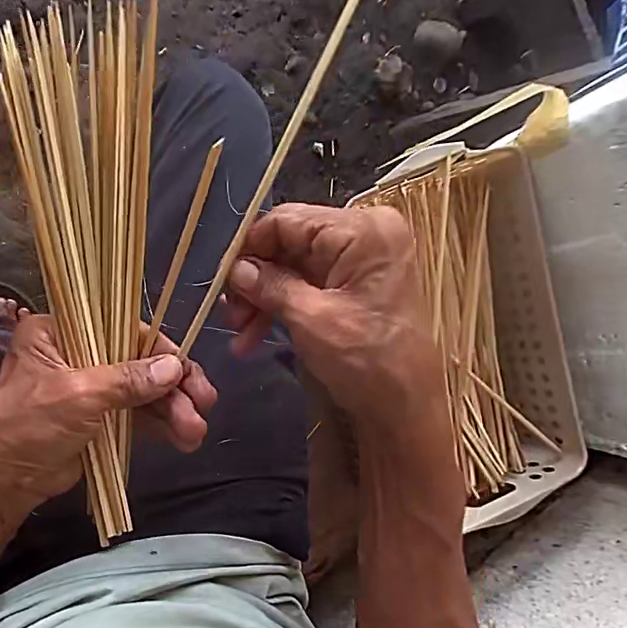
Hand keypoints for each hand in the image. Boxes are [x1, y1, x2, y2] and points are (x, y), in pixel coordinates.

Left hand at [0, 313, 217, 516]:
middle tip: (204, 404)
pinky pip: (139, 414)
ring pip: (145, 390)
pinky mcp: (102, 416)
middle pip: (140, 360)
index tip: (185, 370)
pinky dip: (162, 425)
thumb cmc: (27, 427)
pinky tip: (184, 439)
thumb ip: (127, 380)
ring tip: (195, 433)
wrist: (4, 483)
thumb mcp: (77, 396)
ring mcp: (93, 386)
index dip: (159, 348)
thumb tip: (174, 368)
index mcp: (61, 331)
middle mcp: (79, 351)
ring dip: (173, 410)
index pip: (121, 328)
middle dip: (174, 386)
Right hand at [224, 202, 442, 425]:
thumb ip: (270, 285)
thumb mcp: (311, 320)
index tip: (220, 277)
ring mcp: (364, 261)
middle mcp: (367, 234)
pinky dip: (285, 306)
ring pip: (296, 268)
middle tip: (230, 314)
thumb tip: (236, 269)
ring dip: (265, 298)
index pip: (288, 220)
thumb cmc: (366, 361)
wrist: (406, 408)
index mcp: (363, 230)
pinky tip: (257, 335)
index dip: (249, 247)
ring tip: (240, 333)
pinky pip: (311, 286)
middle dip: (256, 279)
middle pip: (291, 243)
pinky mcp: (359, 287)